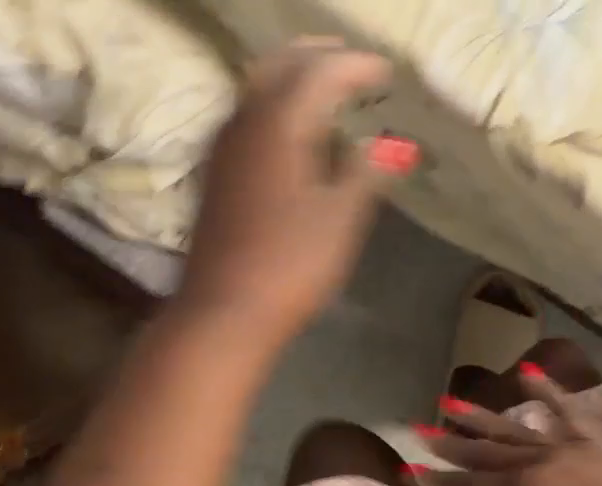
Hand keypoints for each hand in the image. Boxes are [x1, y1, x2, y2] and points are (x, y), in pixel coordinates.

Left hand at [174, 40, 401, 344]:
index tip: (387, 74)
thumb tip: (381, 146)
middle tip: (353, 67)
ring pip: (258, 88)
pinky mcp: (215, 174)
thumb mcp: (340, 221)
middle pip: (282, 65)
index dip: (358, 67)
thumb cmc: (290, 267)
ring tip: (326, 92)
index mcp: (280, 121)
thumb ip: (363, 173)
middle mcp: (245, 120)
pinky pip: (247, 117)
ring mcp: (223, 146)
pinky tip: (291, 132)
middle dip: (320, 58)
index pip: (322, 71)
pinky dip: (274, 107)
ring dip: (293, 79)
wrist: (224, 311)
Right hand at [420, 368, 601, 485]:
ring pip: (515, 430)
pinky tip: (529, 374)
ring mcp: (565, 448)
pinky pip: (566, 414)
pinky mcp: (592, 443)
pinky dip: (548, 394)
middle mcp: (537, 463)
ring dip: (482, 417)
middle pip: (486, 454)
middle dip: (452, 445)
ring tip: (452, 401)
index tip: (411, 472)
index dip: (440, 483)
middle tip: (421, 431)